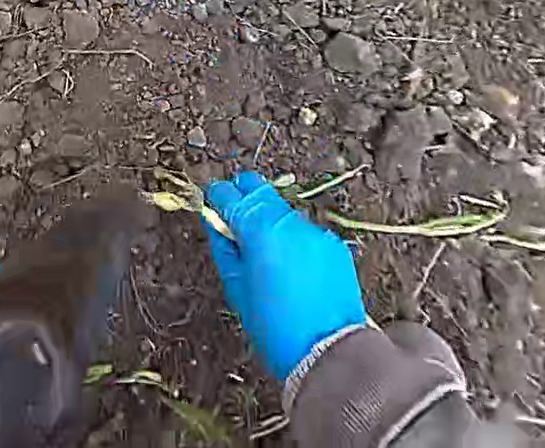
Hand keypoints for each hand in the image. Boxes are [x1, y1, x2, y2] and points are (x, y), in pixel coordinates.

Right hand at [205, 172, 368, 378]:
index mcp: (260, 231)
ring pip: (282, 210)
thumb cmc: (276, 329)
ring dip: (268, 219)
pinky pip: (304, 231)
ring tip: (262, 248)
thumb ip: (225, 249)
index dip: (219, 195)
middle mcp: (288, 222)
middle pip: (260, 190)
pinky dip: (292, 238)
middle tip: (233, 213)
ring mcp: (313, 230)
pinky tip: (290, 264)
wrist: (330, 353)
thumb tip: (214, 223)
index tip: (212, 198)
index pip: (232, 196)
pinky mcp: (332, 243)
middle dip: (243, 194)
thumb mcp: (238, 291)